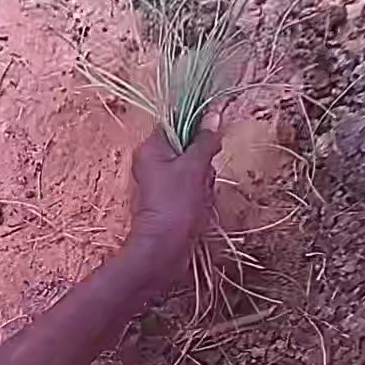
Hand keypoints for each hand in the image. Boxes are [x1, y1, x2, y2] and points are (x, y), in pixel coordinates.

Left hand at [122, 117, 221, 279]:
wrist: (164, 249)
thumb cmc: (175, 205)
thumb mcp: (194, 167)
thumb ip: (204, 141)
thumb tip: (214, 115)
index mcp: (150, 148)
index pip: (176, 123)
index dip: (197, 128)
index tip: (212, 139)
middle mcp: (152, 163)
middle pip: (188, 148)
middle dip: (203, 161)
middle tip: (202, 176)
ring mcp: (161, 183)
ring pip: (194, 169)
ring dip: (204, 180)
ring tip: (200, 195)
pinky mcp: (170, 201)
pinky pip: (192, 188)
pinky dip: (201, 195)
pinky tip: (200, 206)